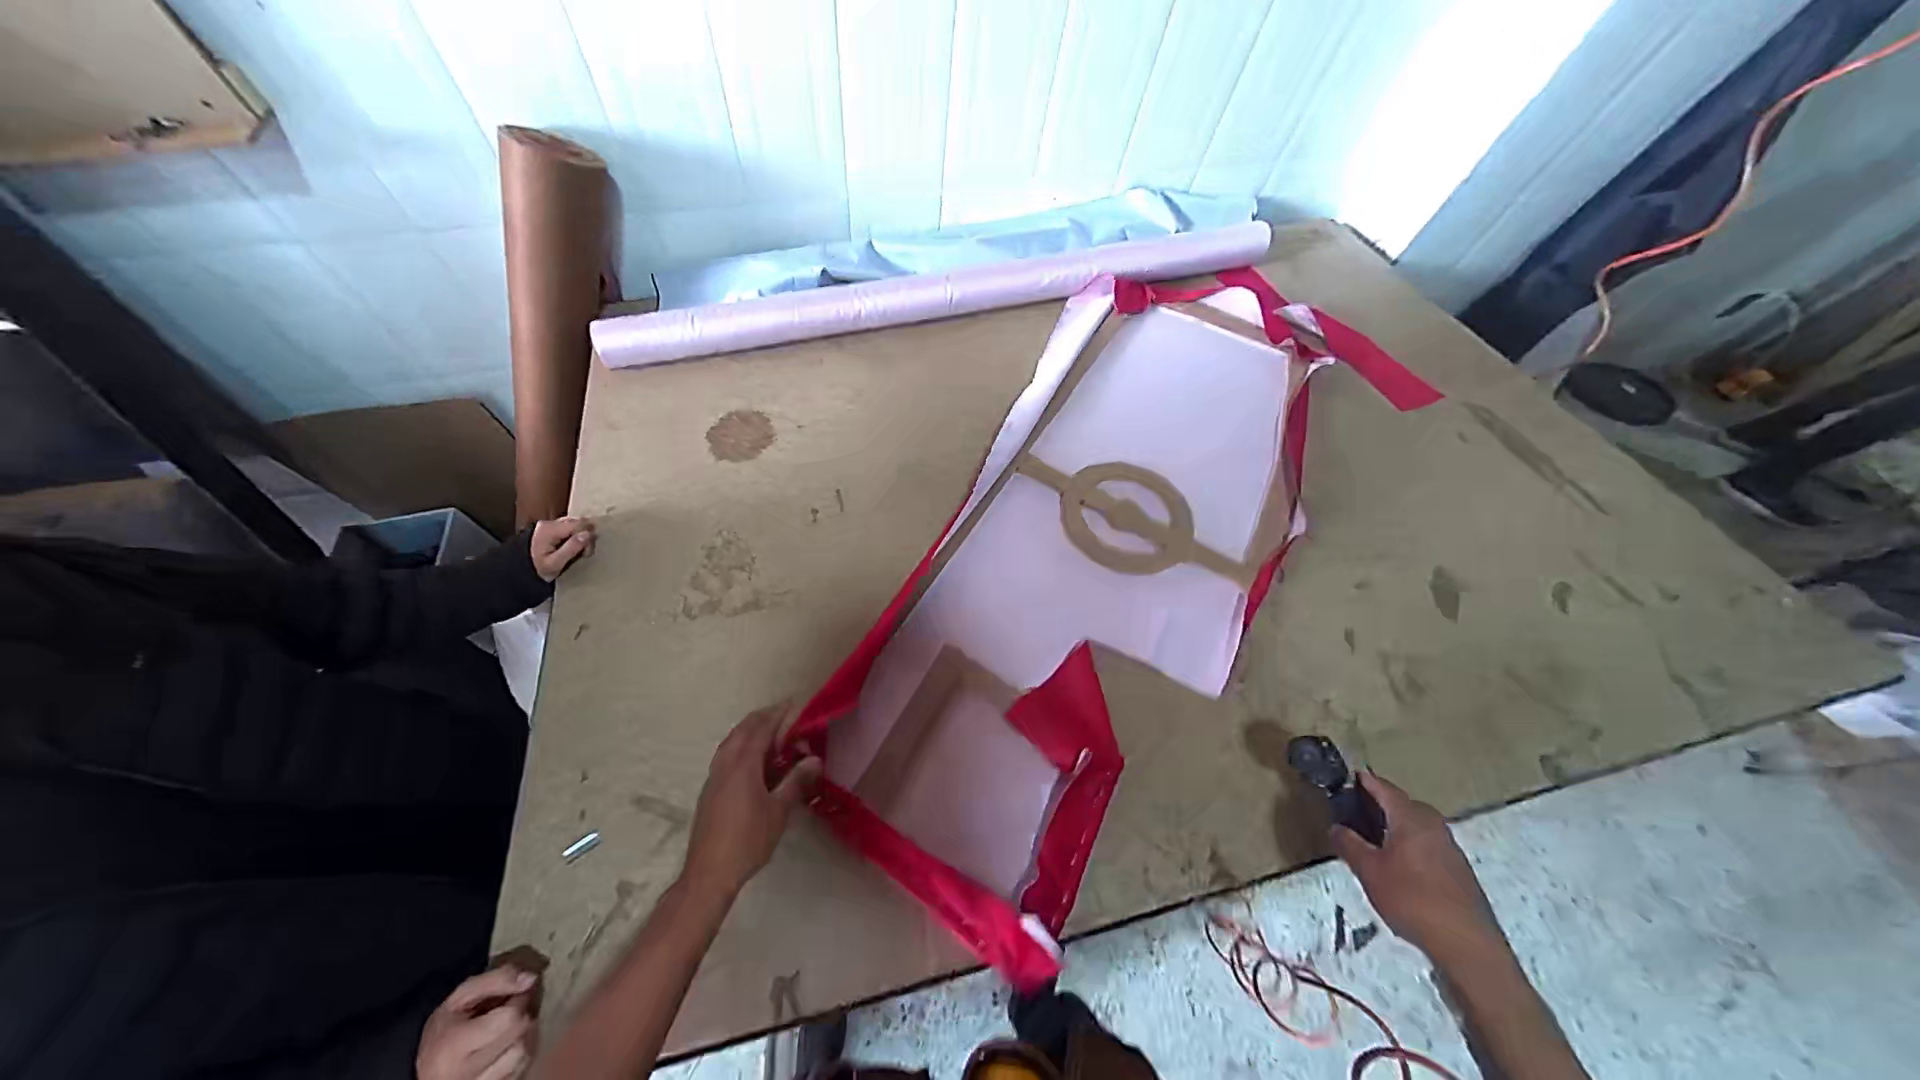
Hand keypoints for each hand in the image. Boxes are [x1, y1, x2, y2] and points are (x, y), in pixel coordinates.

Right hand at [417, 965, 538, 1079]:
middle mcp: (464, 1074)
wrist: (429, 1071)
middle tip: (509, 1014)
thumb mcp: (462, 996)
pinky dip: (518, 1057)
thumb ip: (497, 980)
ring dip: (522, 1037)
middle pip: (520, 1035)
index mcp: (453, 1046)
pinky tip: (505, 1051)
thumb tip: (531, 978)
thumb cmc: (446, 1029)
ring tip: (506, 1034)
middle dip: (522, 1017)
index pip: (510, 1018)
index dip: (518, 1000)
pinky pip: (519, 1071)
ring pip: (522, 1055)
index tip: (511, 997)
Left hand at [530, 517, 594, 581]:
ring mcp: (547, 524)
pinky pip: (567, 526)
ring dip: (580, 535)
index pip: (579, 525)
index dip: (588, 537)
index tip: (587, 552)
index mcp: (550, 530)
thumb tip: (589, 534)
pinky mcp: (547, 528)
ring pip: (573, 523)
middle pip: (577, 522)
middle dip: (586, 536)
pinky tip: (572, 545)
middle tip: (585, 553)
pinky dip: (574, 534)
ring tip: (579, 550)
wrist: (516, 571)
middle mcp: (549, 523)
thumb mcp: (555, 563)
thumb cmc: (537, 569)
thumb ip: (572, 548)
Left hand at [681, 706, 821, 900]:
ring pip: (731, 742)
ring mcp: (714, 778)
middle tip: (784, 714)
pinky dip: (741, 746)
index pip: (761, 729)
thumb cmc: (748, 841)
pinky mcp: (710, 790)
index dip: (778, 714)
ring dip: (749, 731)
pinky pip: (726, 756)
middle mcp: (725, 765)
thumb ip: (796, 781)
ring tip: (770, 731)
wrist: (709, 873)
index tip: (794, 704)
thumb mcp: (779, 811)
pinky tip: (753, 759)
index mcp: (742, 765)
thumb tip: (815, 758)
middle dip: (762, 718)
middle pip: (742, 730)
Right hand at [1330, 772, 1507, 965]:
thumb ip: (1349, 844)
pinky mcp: (1458, 870)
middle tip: (1357, 811)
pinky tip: (1399, 864)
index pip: (1385, 788)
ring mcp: (1450, 848)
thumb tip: (1336, 828)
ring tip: (1374, 839)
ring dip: (1397, 825)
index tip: (1350, 777)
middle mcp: (1434, 826)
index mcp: (1411, 819)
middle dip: (1382, 803)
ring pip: (1418, 825)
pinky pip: (1428, 843)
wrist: (1466, 944)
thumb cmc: (1412, 899)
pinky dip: (1410, 843)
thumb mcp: (1368, 871)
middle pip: (1405, 804)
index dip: (1366, 781)